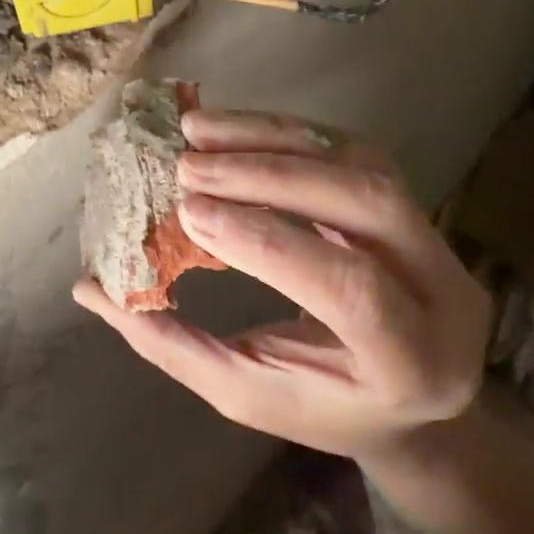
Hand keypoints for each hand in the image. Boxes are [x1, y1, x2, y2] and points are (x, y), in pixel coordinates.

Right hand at [73, 110, 491, 461]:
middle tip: (187, 164)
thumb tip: (89, 290)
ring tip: (197, 130)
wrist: (414, 394)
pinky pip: (350, 150)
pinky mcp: (410, 202)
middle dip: (270, 175)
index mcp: (411, 364)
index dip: (269, 241)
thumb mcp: (248, 392)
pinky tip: (229, 130)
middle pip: (370, 206)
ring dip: (272, 138)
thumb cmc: (325, 403)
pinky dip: (283, 133)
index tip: (190, 212)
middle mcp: (444, 294)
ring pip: (363, 164)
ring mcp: (437, 240)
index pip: (352, 291)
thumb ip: (173, 345)